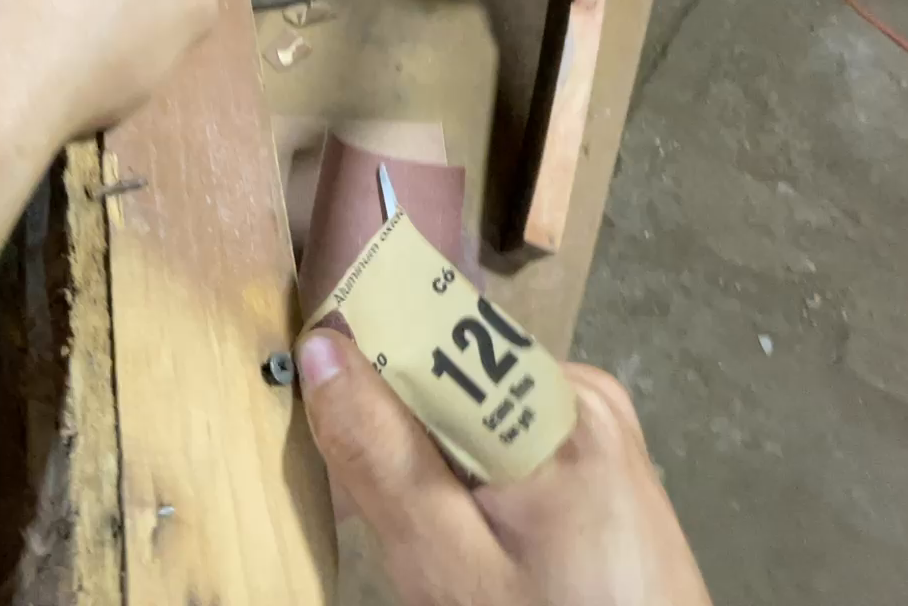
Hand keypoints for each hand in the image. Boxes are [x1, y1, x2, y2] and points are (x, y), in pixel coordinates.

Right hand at [295, 330, 713, 605]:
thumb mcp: (448, 567)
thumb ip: (381, 454)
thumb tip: (318, 345)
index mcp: (556, 401)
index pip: (422, 340)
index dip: (357, 368)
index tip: (320, 418)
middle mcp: (577, 392)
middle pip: (441, 372)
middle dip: (388, 420)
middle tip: (372, 500)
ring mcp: (589, 426)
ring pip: (458, 403)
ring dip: (414, 447)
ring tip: (414, 523)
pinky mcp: (590, 459)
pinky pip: (489, 432)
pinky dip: (452, 466)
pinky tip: (455, 526)